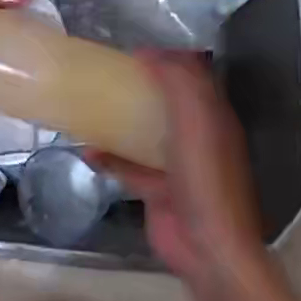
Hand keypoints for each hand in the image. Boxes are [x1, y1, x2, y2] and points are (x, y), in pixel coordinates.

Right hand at [88, 51, 267, 298]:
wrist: (207, 249)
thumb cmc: (205, 178)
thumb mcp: (196, 120)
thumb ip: (178, 82)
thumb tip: (149, 52)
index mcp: (213, 117)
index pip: (192, 77)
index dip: (167, 60)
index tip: (132, 52)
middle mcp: (197, 137)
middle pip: (166, 102)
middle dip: (140, 87)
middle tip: (107, 75)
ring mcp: (177, 165)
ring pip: (145, 132)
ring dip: (121, 120)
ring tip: (92, 105)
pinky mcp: (158, 190)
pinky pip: (129, 166)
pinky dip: (109, 157)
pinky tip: (86, 150)